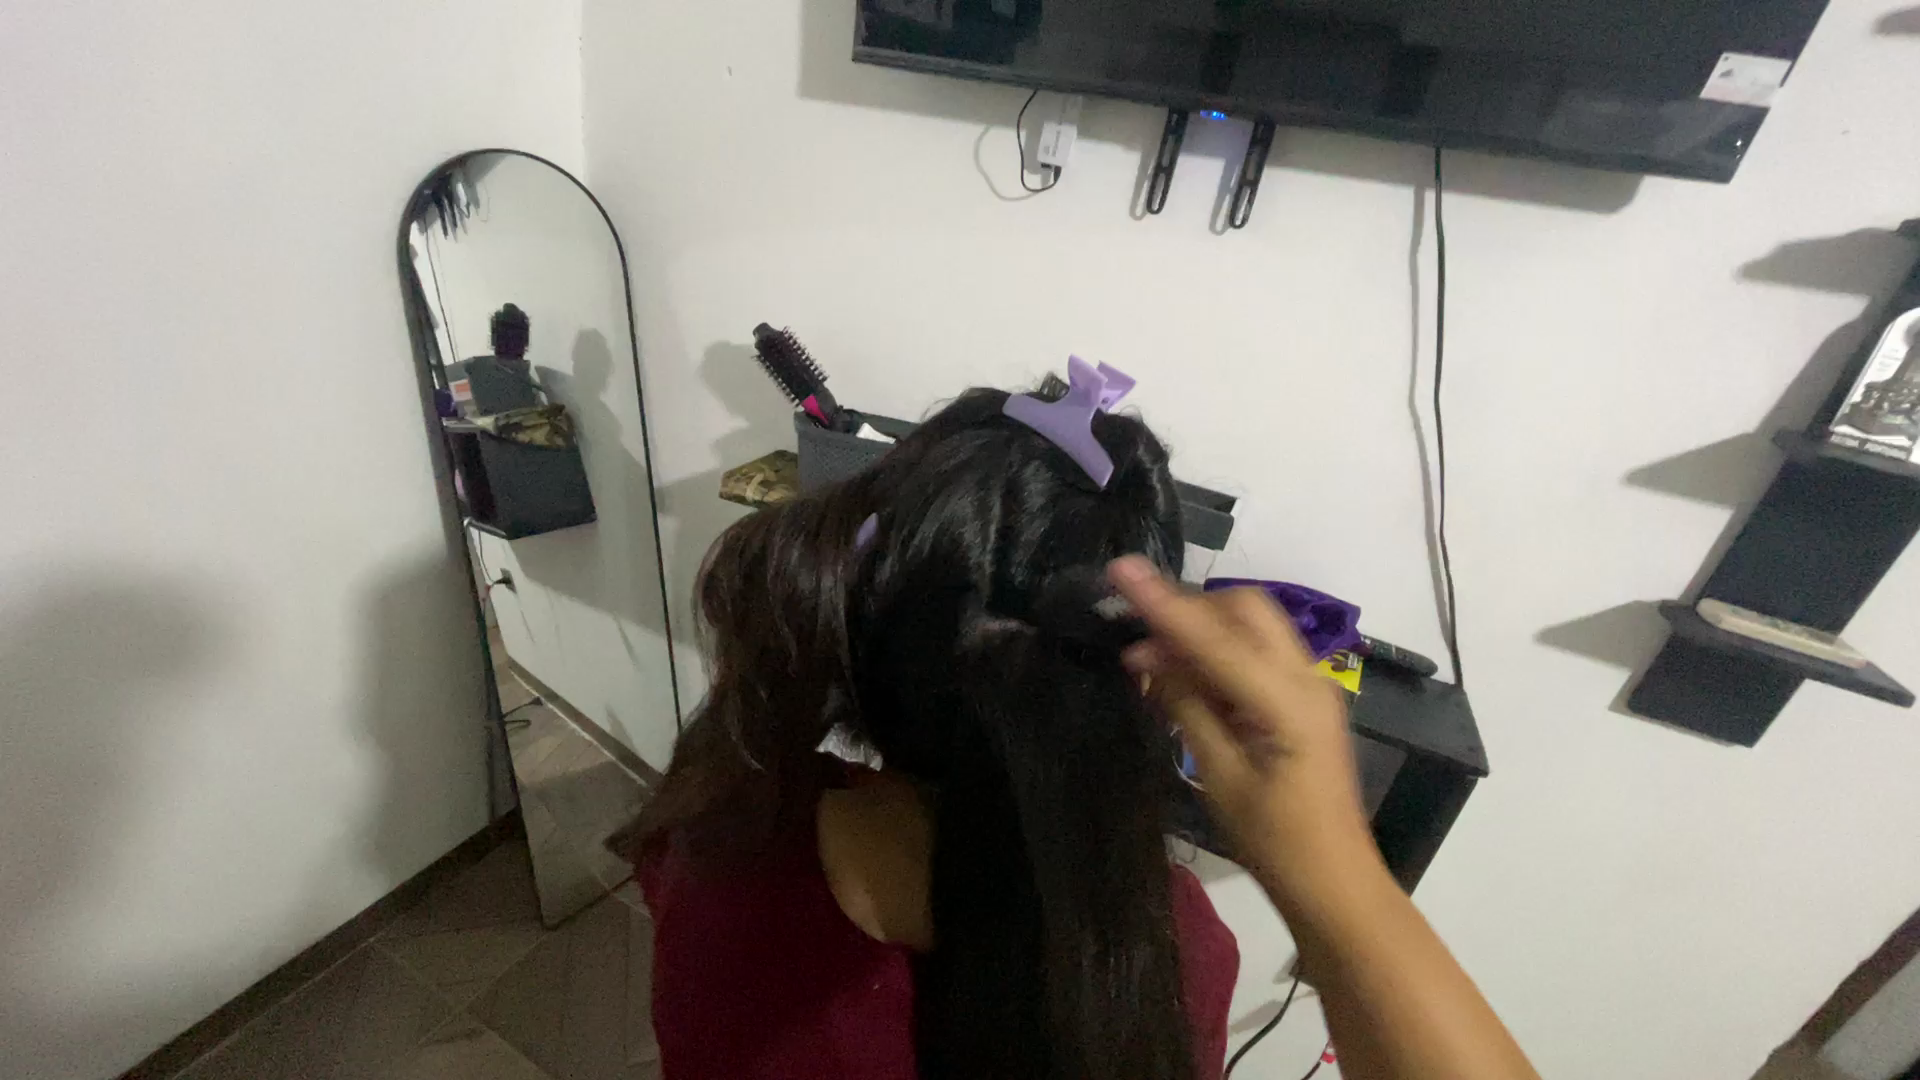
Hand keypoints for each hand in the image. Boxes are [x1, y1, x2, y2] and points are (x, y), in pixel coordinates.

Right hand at [1108, 557, 1378, 887]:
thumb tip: (1147, 657)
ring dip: (1200, 628)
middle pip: (1244, 609)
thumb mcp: (1220, 775)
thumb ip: (1187, 705)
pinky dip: (1216, 652)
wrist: (1335, 883)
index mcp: (1286, 701)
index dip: (1163, 603)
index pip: (1214, 638)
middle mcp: (1305, 678)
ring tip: (1150, 656)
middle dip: (1190, 607)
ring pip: (1250, 626)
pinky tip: (1182, 674)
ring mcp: (1310, 685)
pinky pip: (1255, 652)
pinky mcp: (1303, 697)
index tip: (1121, 569)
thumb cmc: (1276, 841)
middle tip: (1140, 629)